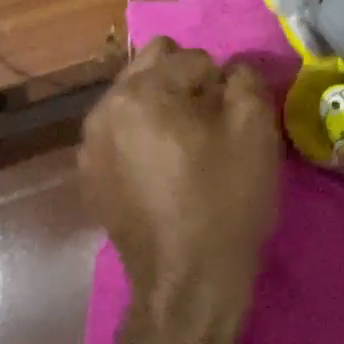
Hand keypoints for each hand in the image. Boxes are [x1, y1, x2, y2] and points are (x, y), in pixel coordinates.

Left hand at [79, 37, 280, 343]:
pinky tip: (164, 170)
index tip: (232, 120)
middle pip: (153, 63)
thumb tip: (232, 70)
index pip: (194, 59)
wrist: (189, 284)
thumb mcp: (255, 127)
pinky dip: (142, 136)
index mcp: (141, 90)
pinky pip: (121, 132)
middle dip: (184, 81)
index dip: (222, 85)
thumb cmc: (224, 199)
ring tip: (186, 146)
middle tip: (209, 122)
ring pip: (134, 97)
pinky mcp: (89, 177)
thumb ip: (245, 78)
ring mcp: (90, 145)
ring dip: (162, 106)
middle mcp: (104, 108)